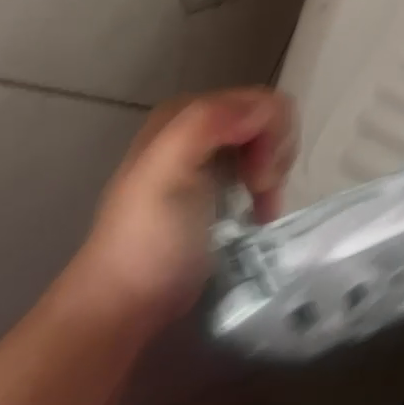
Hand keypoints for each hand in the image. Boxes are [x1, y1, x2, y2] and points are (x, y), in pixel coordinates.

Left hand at [60, 88, 296, 329]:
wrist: (127, 303)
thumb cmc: (149, 240)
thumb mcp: (164, 176)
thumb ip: (204, 127)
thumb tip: (259, 108)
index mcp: (183, 114)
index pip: (262, 102)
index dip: (272, 135)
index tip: (259, 177)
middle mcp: (198, 127)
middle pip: (271, 118)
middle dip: (275, 152)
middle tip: (260, 189)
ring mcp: (210, 155)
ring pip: (272, 141)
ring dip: (275, 171)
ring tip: (259, 202)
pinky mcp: (221, 182)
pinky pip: (266, 164)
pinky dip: (272, 185)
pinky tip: (259, 210)